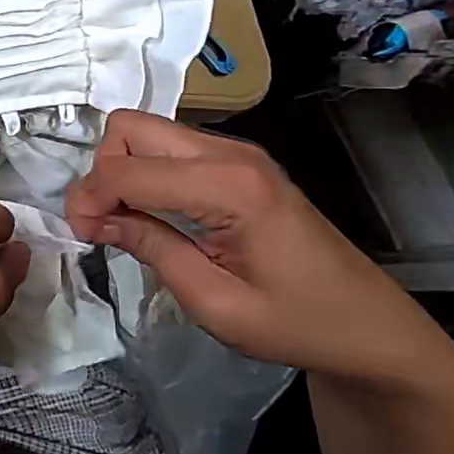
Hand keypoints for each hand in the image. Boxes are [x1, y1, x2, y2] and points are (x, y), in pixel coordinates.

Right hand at [65, 110, 453, 390]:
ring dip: (119, 169)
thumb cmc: (297, 323)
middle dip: (101, 171)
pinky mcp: (234, 161)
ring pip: (143, 130)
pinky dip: (141, 171)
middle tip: (100, 220)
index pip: (126, 169)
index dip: (89, 198)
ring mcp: (234, 152)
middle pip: (129, 127)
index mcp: (230, 186)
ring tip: (121, 219)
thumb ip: (151, 248)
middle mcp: (229, 153)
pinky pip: (164, 146)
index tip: (83, 234)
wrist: (370, 326)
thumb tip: (95, 219)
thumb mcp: (215, 303)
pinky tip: (148, 210)